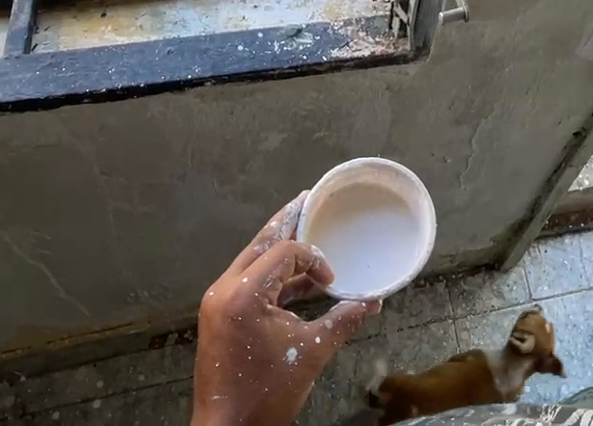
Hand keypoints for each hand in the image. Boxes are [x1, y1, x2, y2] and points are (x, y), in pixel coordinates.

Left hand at [192, 193, 379, 425]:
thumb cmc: (267, 393)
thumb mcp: (310, 353)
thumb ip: (343, 320)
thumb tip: (374, 302)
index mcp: (244, 293)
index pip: (284, 252)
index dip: (313, 258)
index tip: (332, 280)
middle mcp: (225, 289)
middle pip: (261, 243)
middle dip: (287, 222)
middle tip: (308, 199)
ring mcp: (218, 302)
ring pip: (253, 260)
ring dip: (280, 249)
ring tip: (303, 228)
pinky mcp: (219, 315)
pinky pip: (248, 281)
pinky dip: (271, 275)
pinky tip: (295, 278)